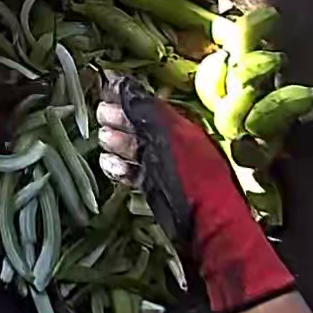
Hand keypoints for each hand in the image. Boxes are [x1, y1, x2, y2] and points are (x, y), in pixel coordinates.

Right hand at [96, 83, 294, 312]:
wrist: (208, 230)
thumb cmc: (191, 178)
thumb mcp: (166, 137)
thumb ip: (143, 109)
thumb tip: (120, 82)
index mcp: (179, 125)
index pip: (145, 101)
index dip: (124, 96)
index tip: (103, 93)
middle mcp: (169, 141)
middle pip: (134, 123)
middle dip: (116, 120)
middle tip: (103, 120)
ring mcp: (160, 164)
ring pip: (128, 146)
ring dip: (115, 144)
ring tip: (109, 146)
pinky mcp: (152, 185)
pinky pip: (129, 170)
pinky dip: (118, 167)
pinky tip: (113, 168)